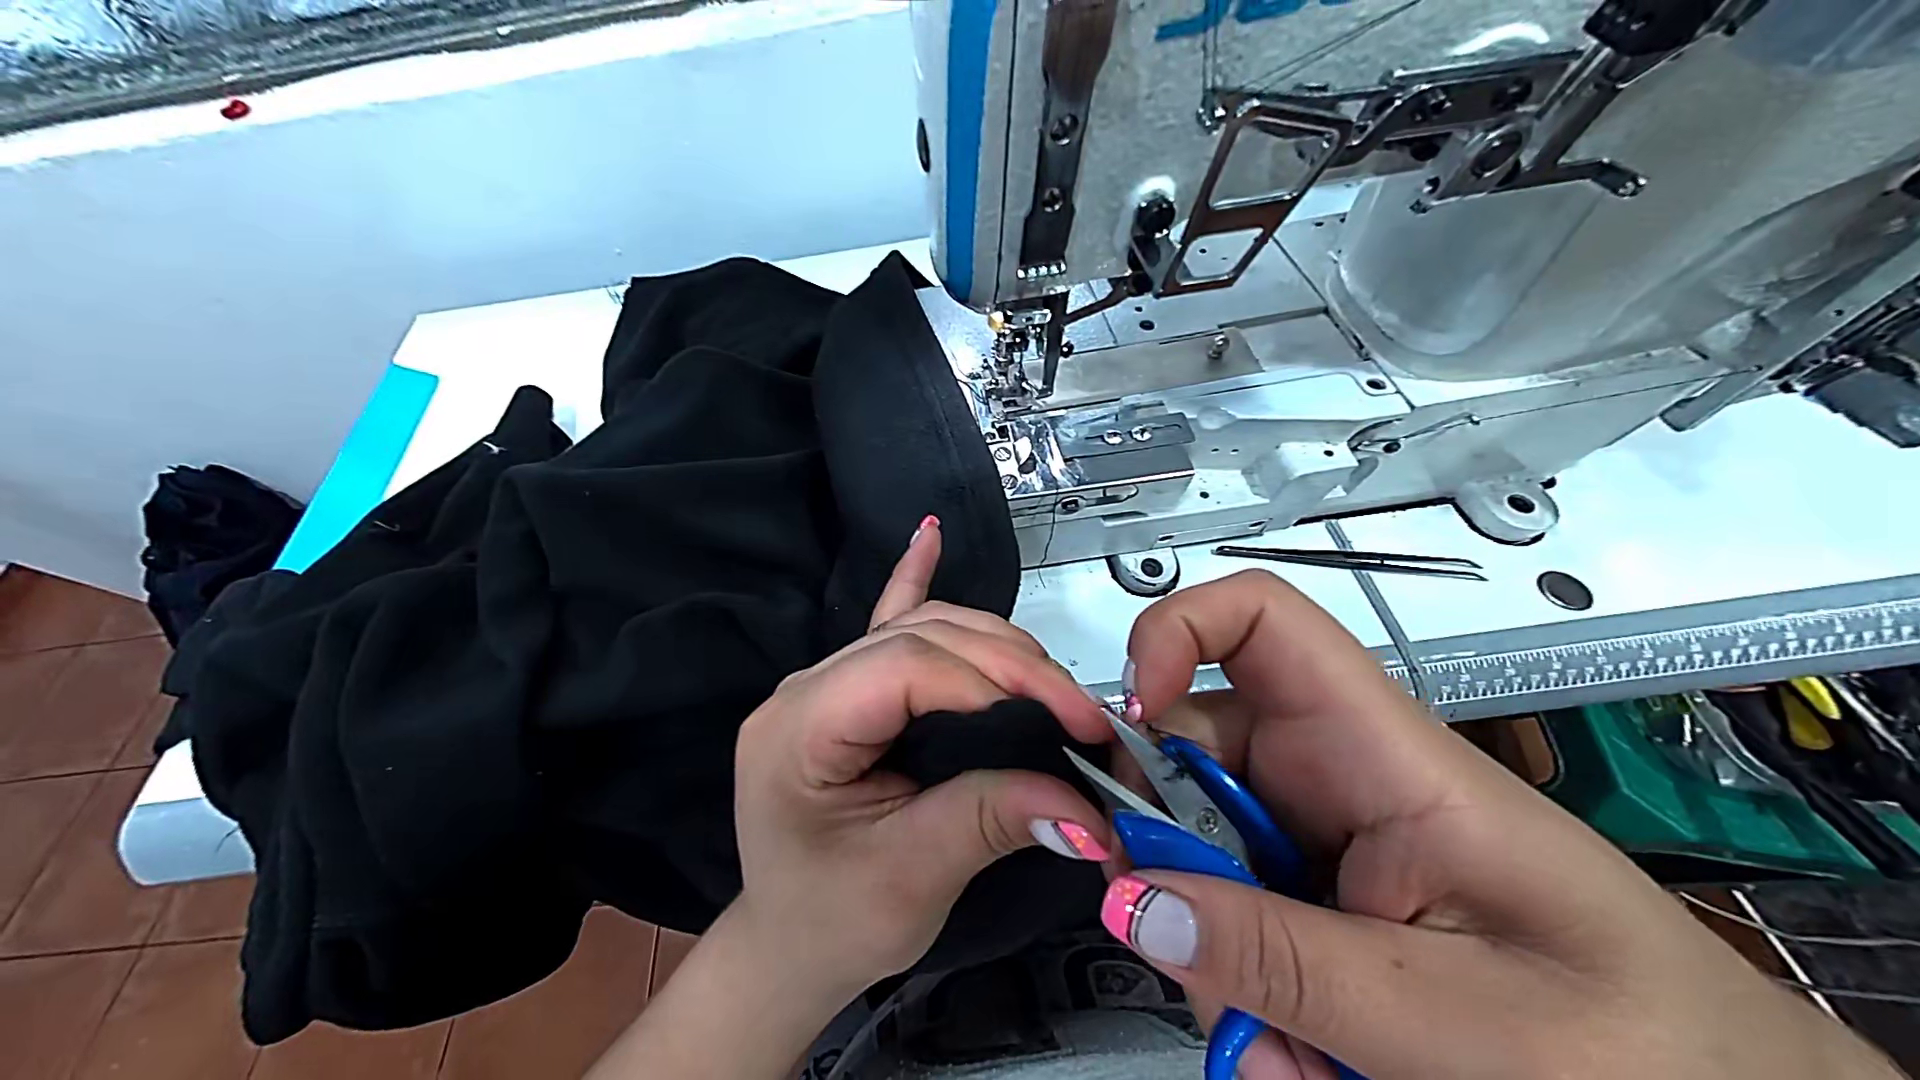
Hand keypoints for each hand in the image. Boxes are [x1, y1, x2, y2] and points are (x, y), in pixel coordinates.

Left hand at [728, 515, 1113, 993]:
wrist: (792, 940)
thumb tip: (1087, 800)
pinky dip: (918, 578)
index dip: (999, 681)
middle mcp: (809, 686)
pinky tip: (930, 536)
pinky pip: (891, 621)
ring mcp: (829, 680)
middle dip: (1011, 665)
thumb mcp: (913, 879)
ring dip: (995, 645)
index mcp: (800, 727)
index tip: (1074, 722)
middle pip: (924, 636)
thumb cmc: (834, 921)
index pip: (910, 666)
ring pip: (925, 627)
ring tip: (1048, 683)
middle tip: (1078, 714)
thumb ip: (993, 820)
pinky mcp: (854, 686)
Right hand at [1101, 570, 1897, 1079]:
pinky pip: (1223, 919)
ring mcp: (1309, 837)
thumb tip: (1130, 899)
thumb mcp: (1460, 1016)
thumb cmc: (1651, 1047)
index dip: (1174, 631)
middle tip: (1200, 964)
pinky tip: (1307, 1063)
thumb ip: (1286, 959)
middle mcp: (1327, 772)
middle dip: (1166, 854)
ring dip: (1215, 960)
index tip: (1129, 711)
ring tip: (1298, 1063)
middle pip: (1187, 755)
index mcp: (1375, 749)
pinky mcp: (1305, 896)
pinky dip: (1241, 996)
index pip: (1258, 620)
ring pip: (1192, 853)